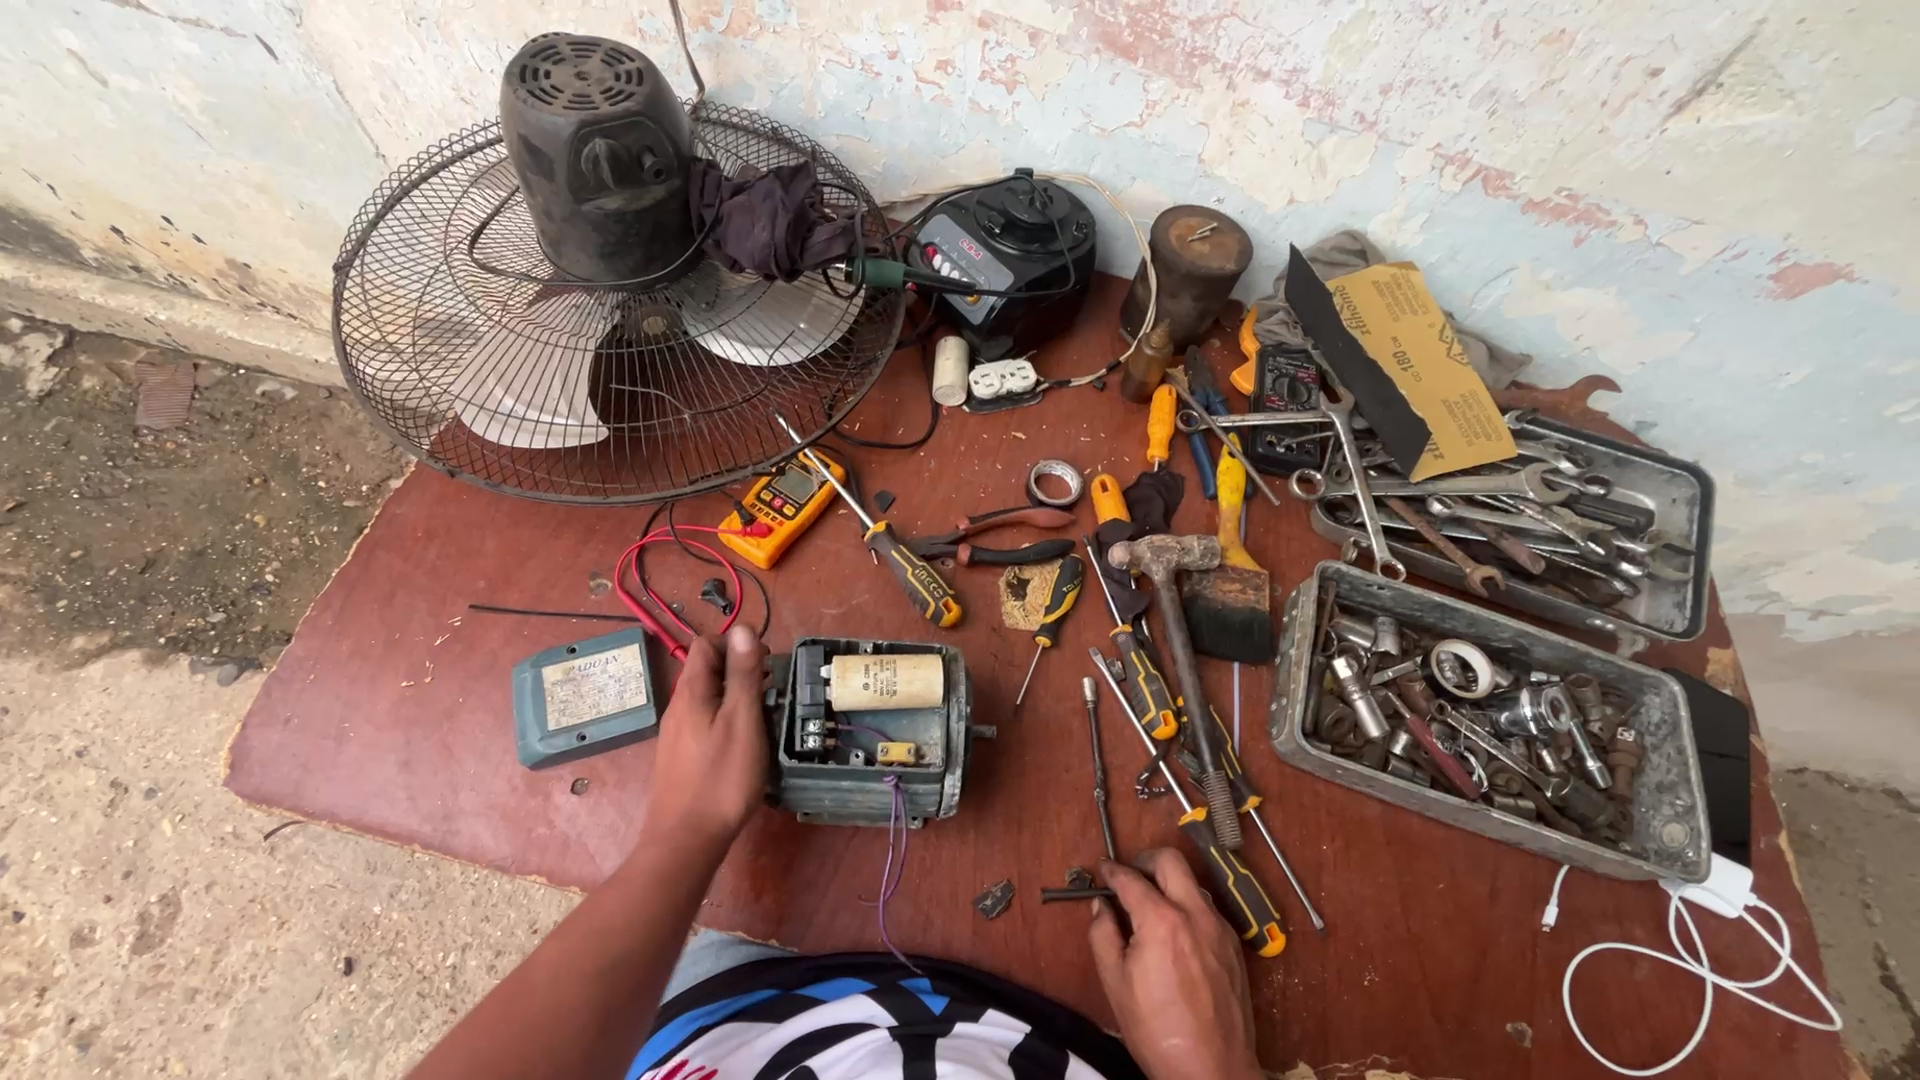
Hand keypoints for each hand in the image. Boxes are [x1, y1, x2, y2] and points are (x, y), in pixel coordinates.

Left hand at [644, 625, 769, 846]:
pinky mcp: (681, 755)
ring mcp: (677, 733)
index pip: (706, 645)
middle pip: (706, 670)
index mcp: (691, 692)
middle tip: (771, 691)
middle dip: (739, 670)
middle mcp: (678, 707)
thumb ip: (743, 674)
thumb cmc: (722, 777)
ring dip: (735, 696)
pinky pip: (704, 720)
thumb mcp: (743, 720)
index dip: (735, 645)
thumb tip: (744, 629)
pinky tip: (744, 743)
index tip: (765, 666)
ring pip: (707, 697)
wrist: (686, 839)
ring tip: (763, 716)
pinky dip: (726, 718)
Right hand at [1089, 850, 1261, 1079]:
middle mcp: (1194, 914)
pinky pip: (1207, 909)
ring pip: (1192, 882)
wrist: (1213, 1072)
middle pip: (1171, 860)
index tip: (1102, 868)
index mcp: (1161, 921)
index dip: (1111, 870)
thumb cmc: (1156, 1030)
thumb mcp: (1115, 983)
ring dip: (1169, 882)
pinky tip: (1176, 933)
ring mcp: (1219, 928)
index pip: (1131, 879)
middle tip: (1129, 875)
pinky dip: (1187, 906)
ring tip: (1151, 906)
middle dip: (1145, 859)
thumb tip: (1101, 906)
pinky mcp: (1234, 946)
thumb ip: (1102, 935)